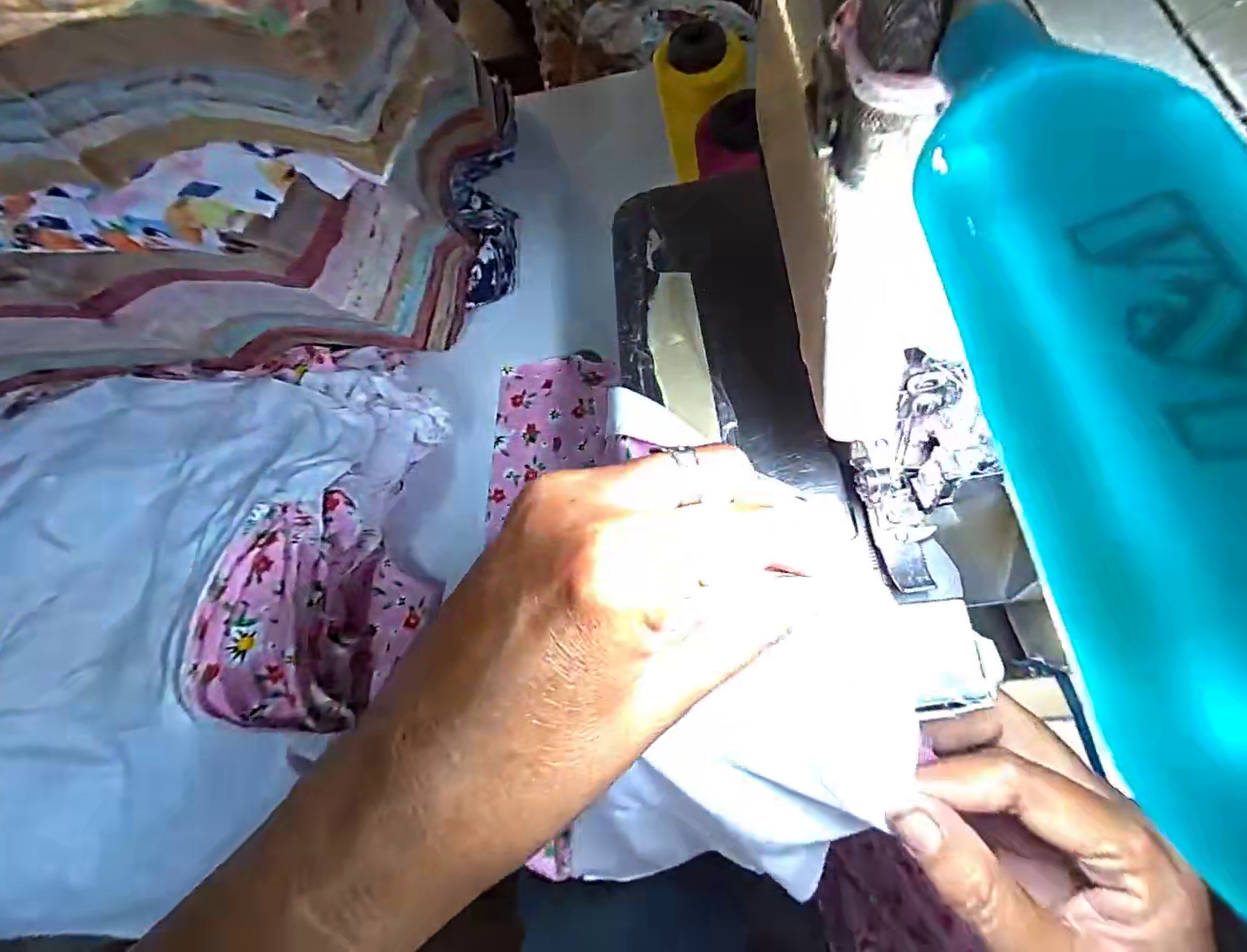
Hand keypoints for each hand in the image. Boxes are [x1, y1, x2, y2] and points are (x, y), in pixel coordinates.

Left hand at [362, 444, 837, 864]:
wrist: (418, 777)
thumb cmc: (538, 765)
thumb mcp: (654, 704)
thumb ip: (740, 632)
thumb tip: (802, 594)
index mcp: (621, 559)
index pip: (739, 528)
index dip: (795, 540)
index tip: (828, 554)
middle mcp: (583, 504)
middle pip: (700, 469)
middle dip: (749, 505)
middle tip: (779, 553)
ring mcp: (548, 497)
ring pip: (659, 472)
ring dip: (702, 504)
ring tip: (730, 558)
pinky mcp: (527, 506)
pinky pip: (616, 487)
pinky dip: (655, 509)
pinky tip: (667, 554)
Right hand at [891, 696, 1213, 951]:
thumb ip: (978, 889)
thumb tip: (905, 812)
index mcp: (1134, 849)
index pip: (1026, 780)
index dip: (955, 777)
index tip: (898, 790)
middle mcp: (1113, 808)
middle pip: (1021, 731)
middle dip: (951, 732)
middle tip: (897, 757)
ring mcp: (1083, 806)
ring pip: (1006, 735)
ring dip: (949, 741)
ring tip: (904, 764)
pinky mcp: (1050, 817)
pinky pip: (994, 768)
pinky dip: (952, 766)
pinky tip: (920, 780)